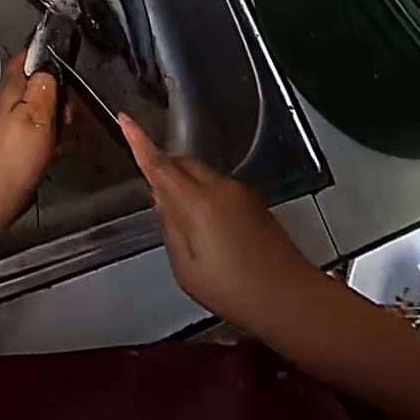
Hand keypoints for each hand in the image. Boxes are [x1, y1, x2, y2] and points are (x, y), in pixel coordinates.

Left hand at [0, 56, 57, 213]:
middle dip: (58, 98)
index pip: (23, 59)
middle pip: (39, 86)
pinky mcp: (18, 141)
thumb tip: (46, 69)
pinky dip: (51, 137)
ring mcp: (13, 122)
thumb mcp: (36, 116)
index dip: (44, 59)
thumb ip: (42, 89)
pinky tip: (54, 150)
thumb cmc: (18, 153)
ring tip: (59, 137)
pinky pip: (41, 129)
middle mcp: (8, 102)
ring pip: (44, 109)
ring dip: (57, 120)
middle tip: (64, 116)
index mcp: (9, 90)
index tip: (63, 72)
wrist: (0, 194)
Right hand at [118, 113, 322, 331]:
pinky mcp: (254, 200)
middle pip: (183, 163)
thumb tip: (162, 199)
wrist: (293, 300)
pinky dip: (205, 197)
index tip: (125, 119)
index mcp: (200, 204)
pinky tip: (210, 233)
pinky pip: (218, 187)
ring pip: (201, 175)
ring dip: (186, 187)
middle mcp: (221, 188)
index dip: (139, 141)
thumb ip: (170, 228)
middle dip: (165, 170)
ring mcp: (241, 192)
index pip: (160, 165)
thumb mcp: (187, 270)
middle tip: (157, 203)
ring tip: (189, 231)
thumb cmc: (237, 292)